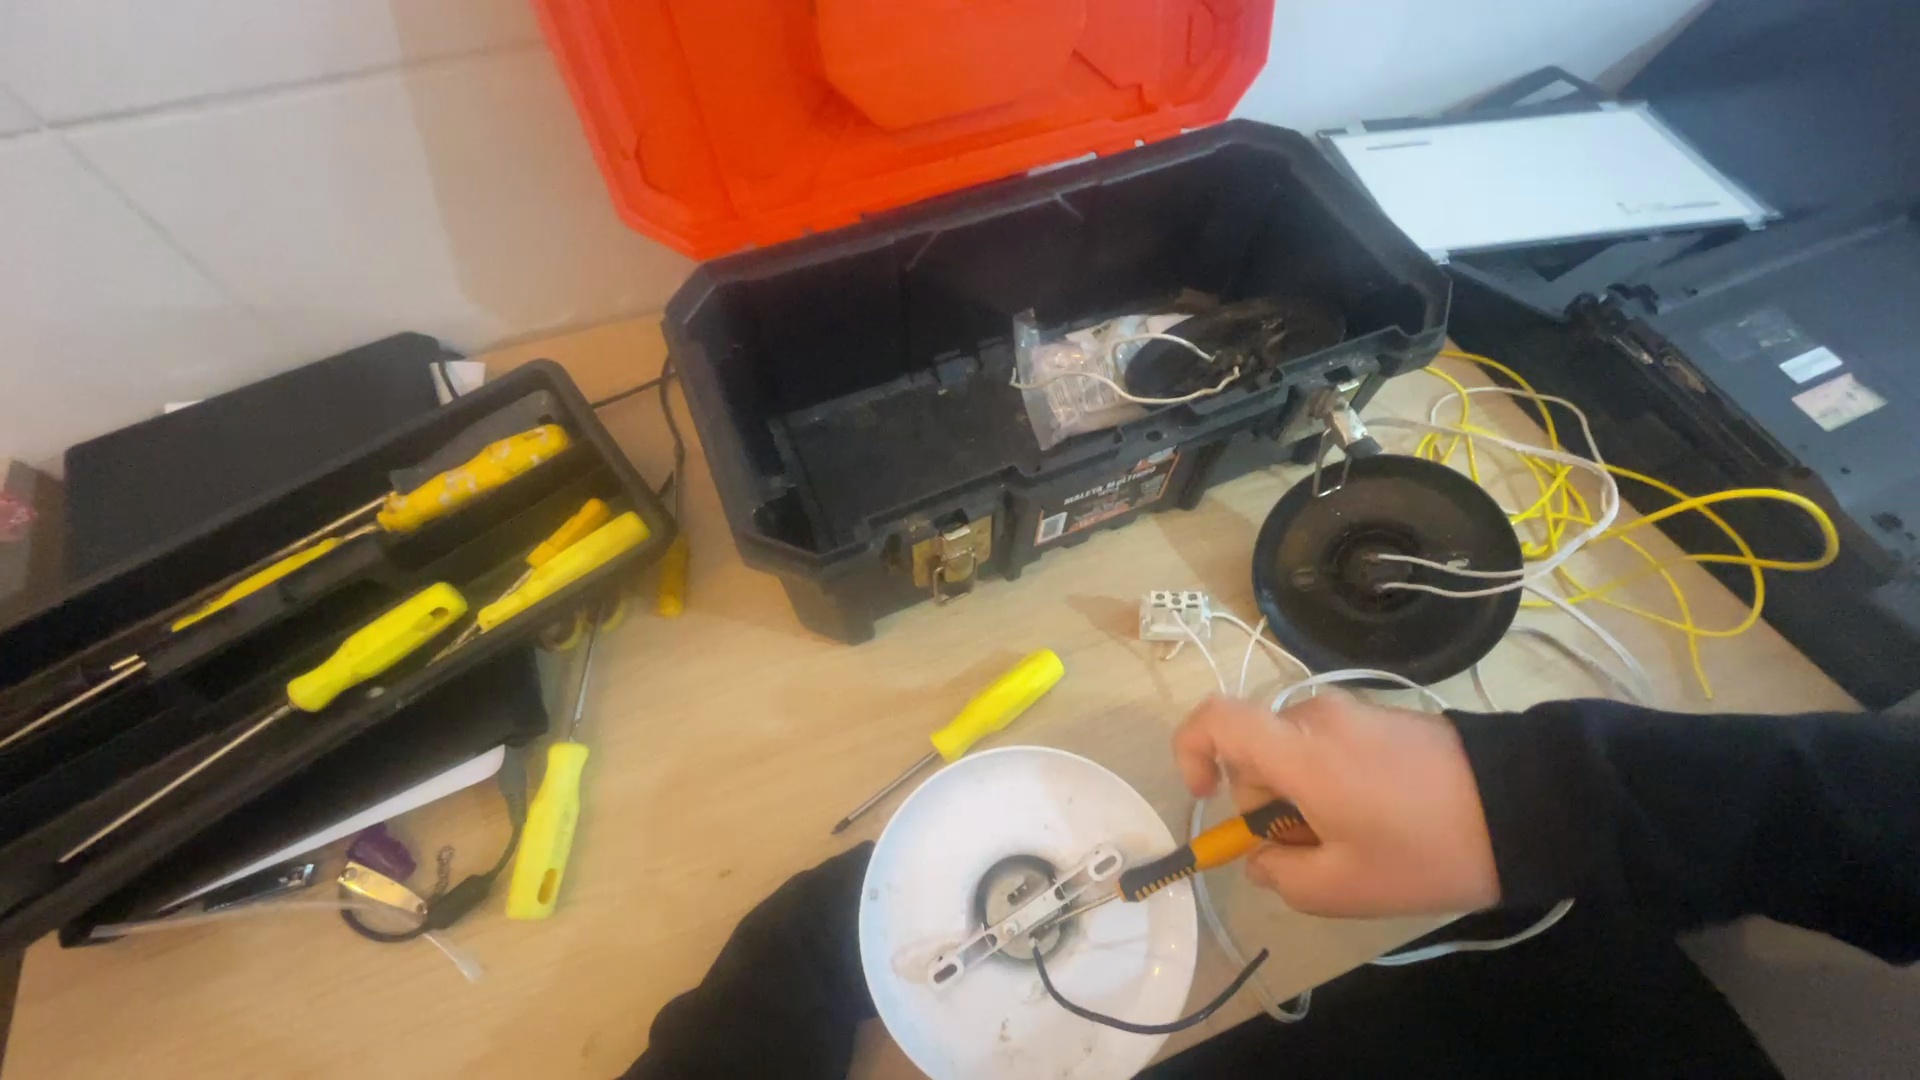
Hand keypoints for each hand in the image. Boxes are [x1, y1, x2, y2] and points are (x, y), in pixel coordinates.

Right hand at [1173, 691, 1498, 917]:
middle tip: (1316, 847)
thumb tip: (1259, 857)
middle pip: (1252, 751)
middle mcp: (1310, 714)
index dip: (1190, 751)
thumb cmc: (1426, 846)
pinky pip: (1322, 744)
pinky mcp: (1373, 714)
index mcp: (1296, 749)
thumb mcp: (1347, 886)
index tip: (1205, 795)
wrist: (1528, 803)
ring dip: (1299, 794)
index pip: (1213, 719)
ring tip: (1355, 835)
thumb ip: (1282, 876)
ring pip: (1287, 752)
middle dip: (1266, 802)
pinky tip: (1376, 813)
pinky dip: (1327, 779)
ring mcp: (1345, 710)